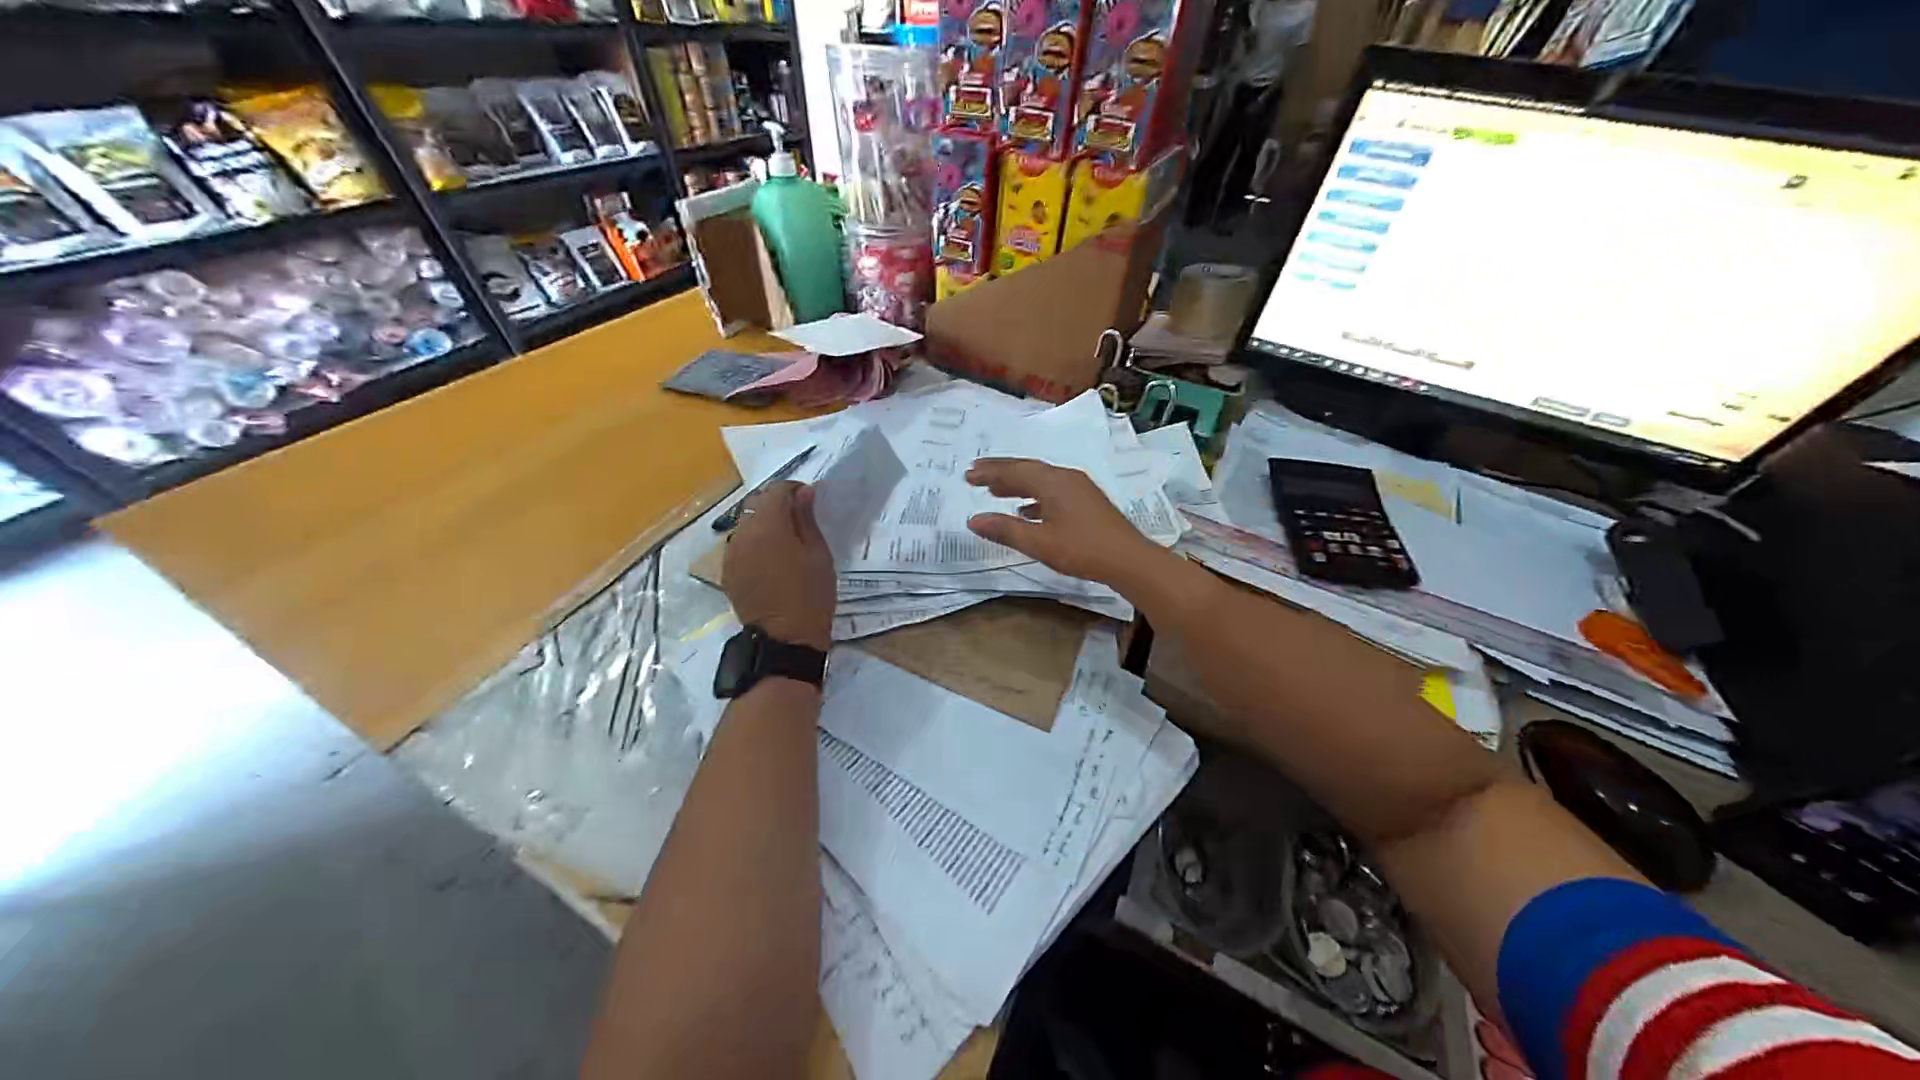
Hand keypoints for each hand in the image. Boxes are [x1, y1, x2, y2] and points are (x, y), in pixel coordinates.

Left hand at [723, 482, 833, 650]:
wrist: (786, 639)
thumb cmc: (811, 595)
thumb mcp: (818, 554)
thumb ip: (807, 519)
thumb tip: (803, 492)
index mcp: (768, 526)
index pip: (776, 490)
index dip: (794, 490)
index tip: (809, 501)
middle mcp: (742, 534)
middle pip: (756, 504)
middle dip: (777, 505)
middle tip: (800, 521)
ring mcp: (730, 554)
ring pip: (746, 524)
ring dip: (763, 524)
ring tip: (785, 543)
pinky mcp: (727, 572)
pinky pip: (739, 545)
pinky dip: (754, 543)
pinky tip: (770, 561)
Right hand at [964, 458, 1169, 587]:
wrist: (1129, 560)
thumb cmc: (1082, 550)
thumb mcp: (1039, 543)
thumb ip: (1005, 530)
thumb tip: (974, 520)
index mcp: (1053, 482)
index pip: (1014, 471)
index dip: (989, 473)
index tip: (968, 475)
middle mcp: (1066, 478)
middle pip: (1027, 469)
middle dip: (1001, 471)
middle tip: (976, 473)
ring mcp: (1079, 489)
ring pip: (1041, 480)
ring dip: (1017, 483)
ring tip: (995, 490)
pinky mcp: (1087, 502)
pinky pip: (1053, 491)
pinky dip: (1034, 496)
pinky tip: (1027, 510)